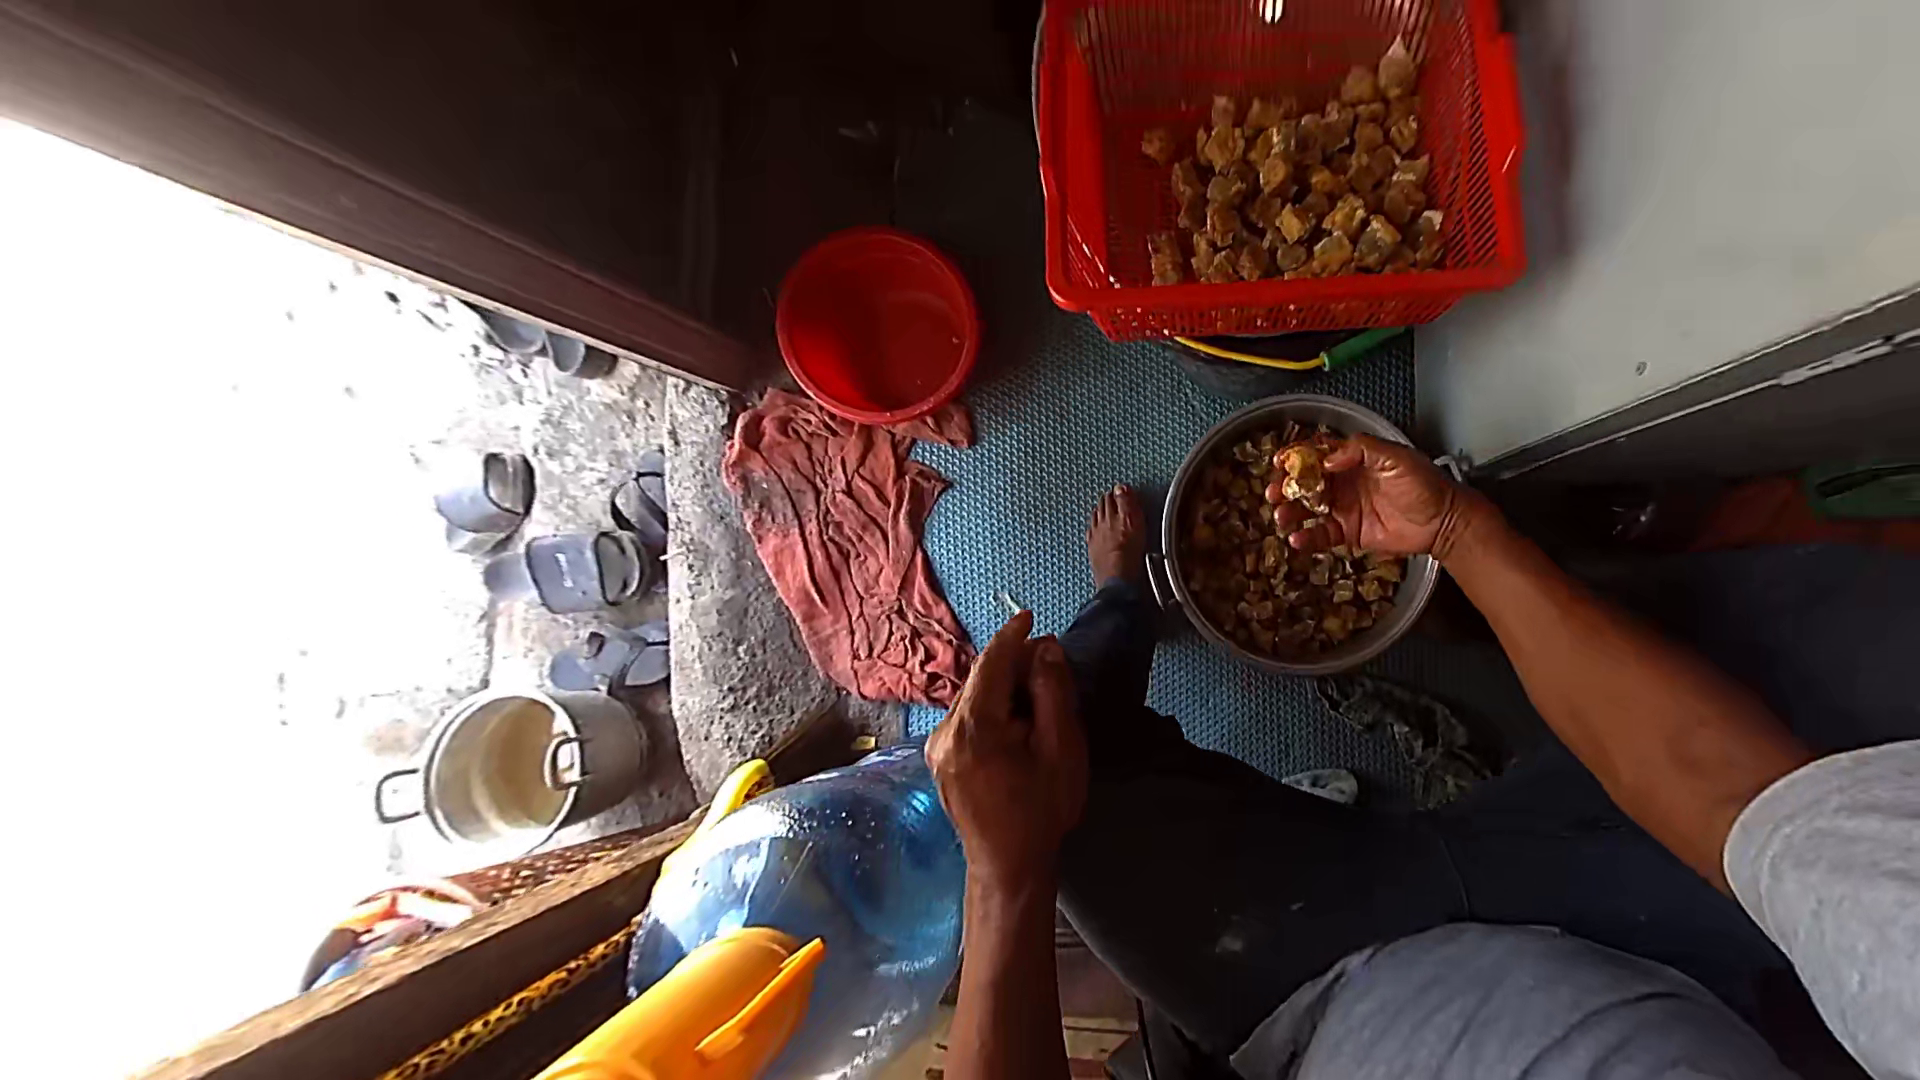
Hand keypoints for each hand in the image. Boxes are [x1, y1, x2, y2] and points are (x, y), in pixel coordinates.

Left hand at [926, 610, 1086, 889]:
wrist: (1007, 866)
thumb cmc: (1041, 810)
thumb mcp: (1061, 749)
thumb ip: (1052, 693)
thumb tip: (1044, 649)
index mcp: (973, 728)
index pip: (989, 665)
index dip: (1010, 637)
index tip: (1028, 616)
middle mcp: (945, 731)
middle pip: (979, 679)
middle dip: (1011, 662)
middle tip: (1045, 658)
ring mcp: (936, 745)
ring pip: (971, 697)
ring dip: (1001, 684)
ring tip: (1035, 688)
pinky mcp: (937, 756)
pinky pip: (965, 715)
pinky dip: (989, 705)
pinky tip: (1013, 715)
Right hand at [1279, 434, 1480, 557]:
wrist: (1444, 522)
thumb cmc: (1424, 485)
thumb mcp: (1396, 458)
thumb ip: (1362, 451)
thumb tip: (1327, 459)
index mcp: (1351, 462)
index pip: (1315, 456)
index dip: (1294, 458)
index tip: (1278, 462)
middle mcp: (1340, 484)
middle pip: (1303, 484)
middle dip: (1283, 487)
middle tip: (1272, 493)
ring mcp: (1341, 509)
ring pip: (1305, 509)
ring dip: (1288, 512)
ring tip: (1280, 517)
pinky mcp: (1345, 533)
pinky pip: (1319, 535)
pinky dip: (1305, 538)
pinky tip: (1296, 539)